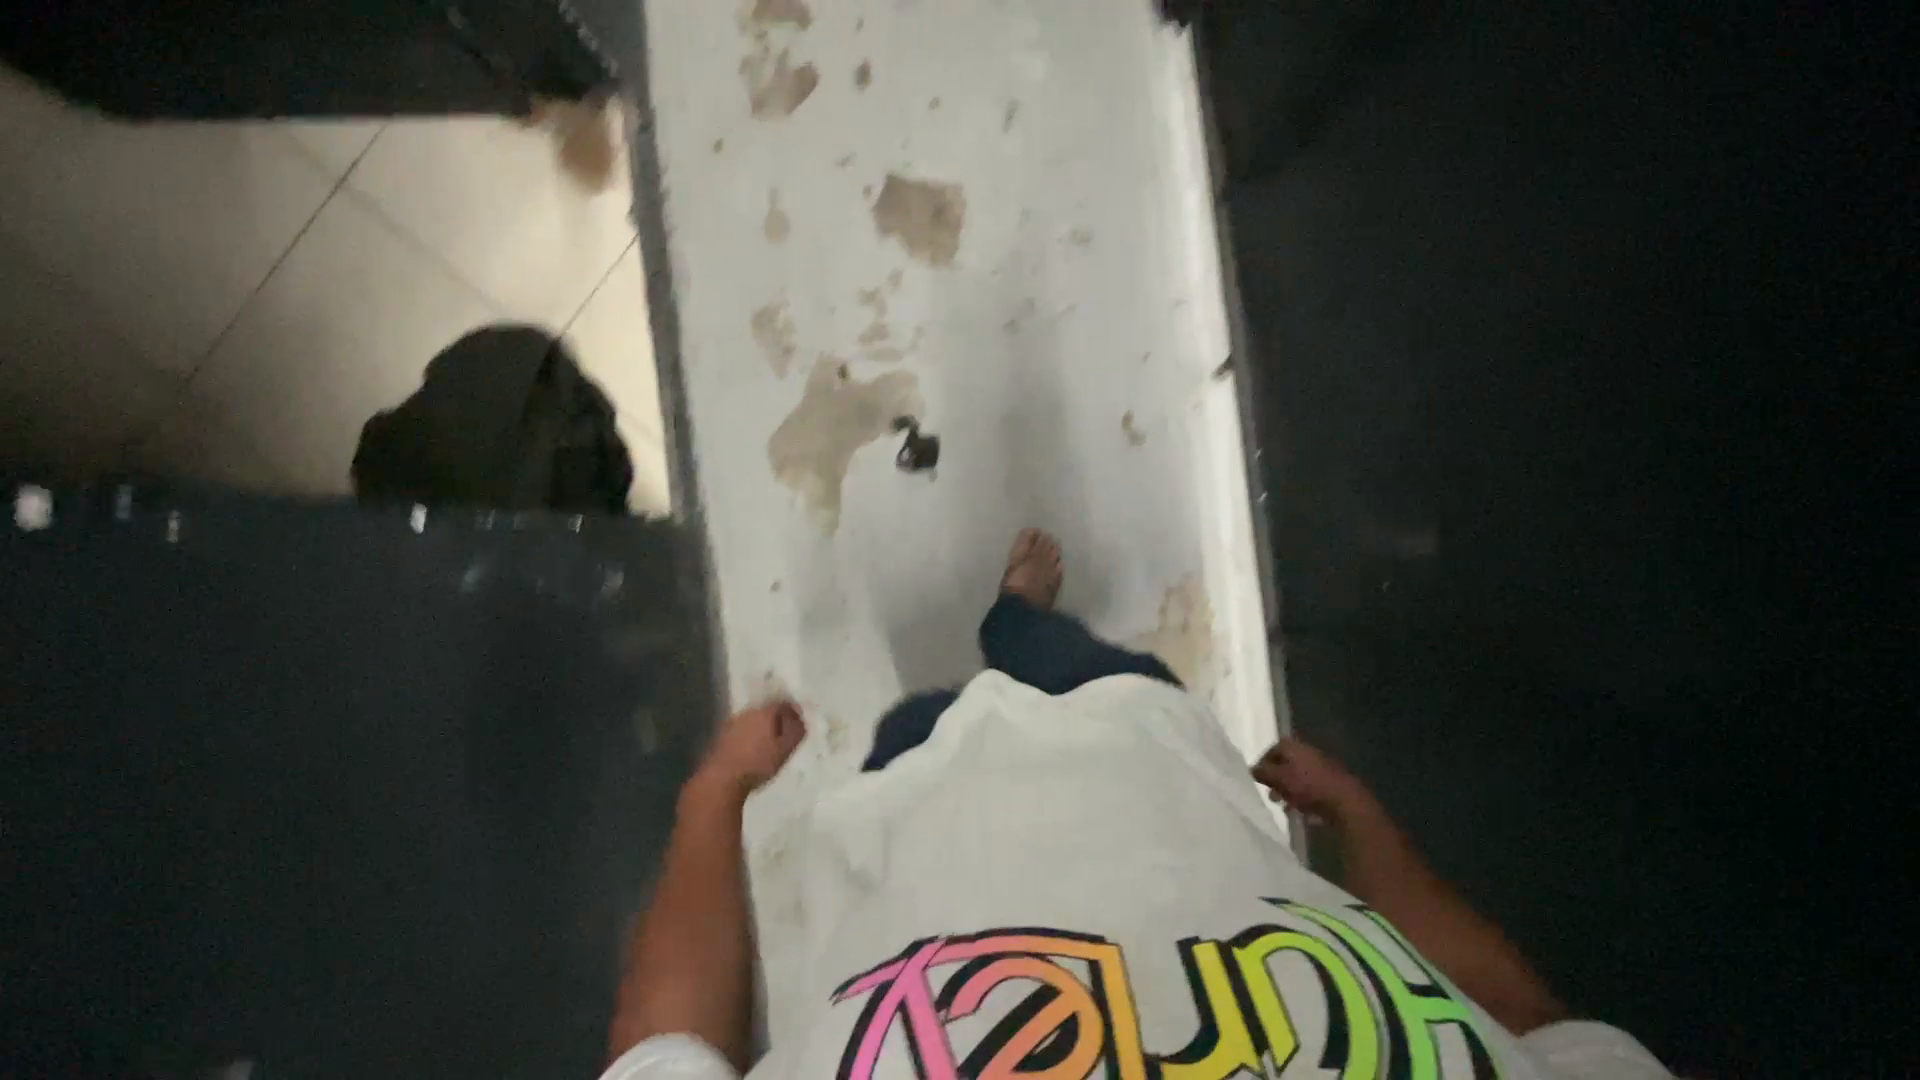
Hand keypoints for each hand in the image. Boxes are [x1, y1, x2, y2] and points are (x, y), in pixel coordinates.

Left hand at [691, 700, 806, 798]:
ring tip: (766, 744)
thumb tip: (801, 720)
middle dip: (776, 719)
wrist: (721, 779)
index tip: (797, 723)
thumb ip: (796, 732)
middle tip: (783, 734)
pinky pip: (740, 730)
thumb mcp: (785, 750)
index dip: (792, 711)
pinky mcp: (720, 735)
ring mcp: (731, 723)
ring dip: (760, 728)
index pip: (783, 703)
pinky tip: (750, 750)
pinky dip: (748, 736)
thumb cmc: (758, 764)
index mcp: (765, 712)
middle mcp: (747, 712)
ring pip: (752, 719)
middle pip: (766, 709)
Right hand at [1252, 737, 1371, 821]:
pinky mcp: (1333, 784)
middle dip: (1277, 780)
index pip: (1273, 749)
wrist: (1347, 803)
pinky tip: (1301, 812)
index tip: (1259, 778)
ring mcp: (1323, 768)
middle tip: (1271, 794)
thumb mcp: (1279, 778)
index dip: (1263, 763)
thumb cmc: (1308, 787)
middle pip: (1286, 764)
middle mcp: (1309, 753)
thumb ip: (1262, 772)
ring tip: (1284, 806)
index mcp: (1295, 747)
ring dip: (1290, 791)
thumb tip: (1252, 769)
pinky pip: (1312, 789)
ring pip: (1299, 777)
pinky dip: (1304, 798)